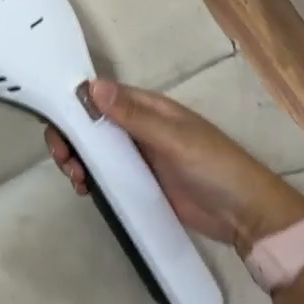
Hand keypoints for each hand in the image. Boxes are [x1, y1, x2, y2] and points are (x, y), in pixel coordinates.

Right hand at [45, 79, 303, 253]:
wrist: (246, 217)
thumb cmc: (215, 168)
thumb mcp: (175, 139)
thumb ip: (133, 115)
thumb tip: (92, 86)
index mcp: (147, 108)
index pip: (98, 97)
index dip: (72, 106)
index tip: (58, 127)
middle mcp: (136, 127)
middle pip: (88, 124)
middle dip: (68, 138)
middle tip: (64, 161)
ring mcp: (135, 155)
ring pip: (90, 149)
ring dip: (75, 159)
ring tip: (77, 180)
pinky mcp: (136, 182)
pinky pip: (102, 173)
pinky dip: (87, 178)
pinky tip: (85, 190)